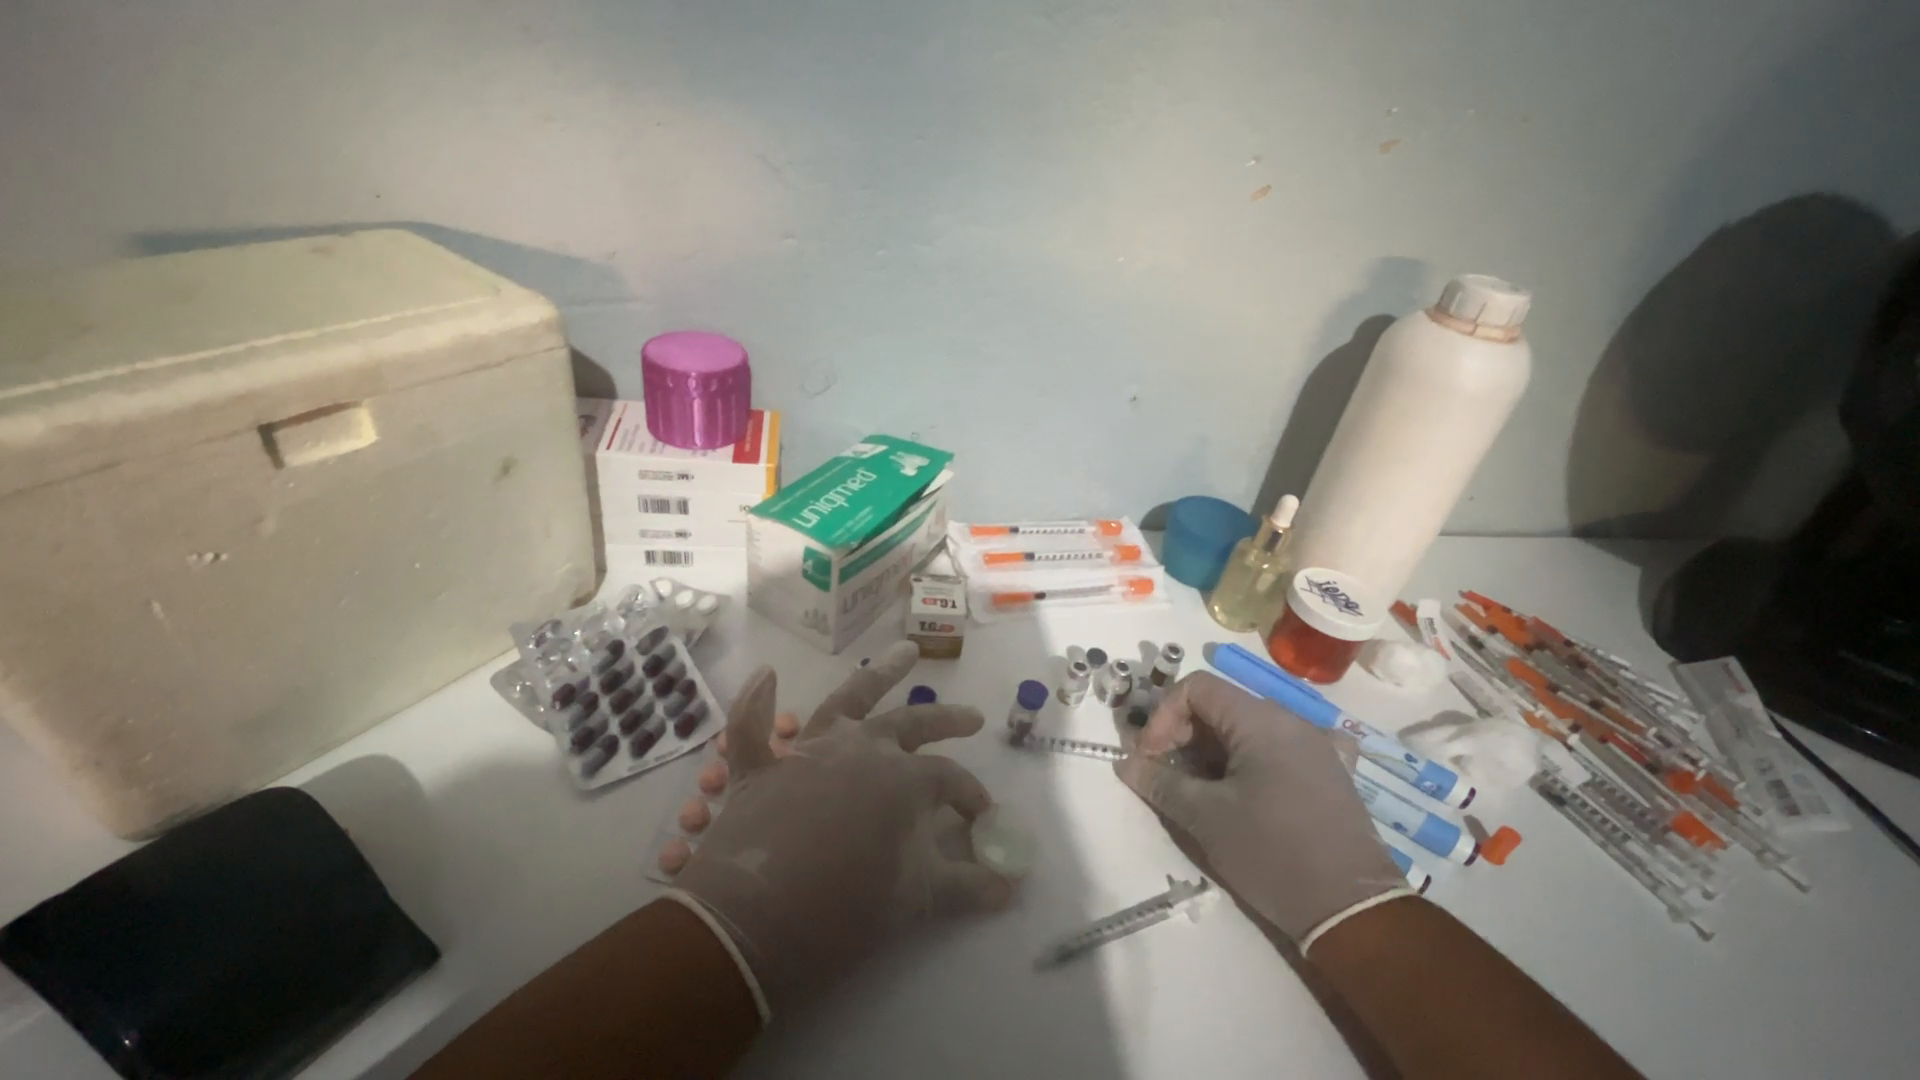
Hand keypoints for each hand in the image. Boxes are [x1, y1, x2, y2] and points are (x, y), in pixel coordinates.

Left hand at [668, 641, 1015, 1016]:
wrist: (752, 926)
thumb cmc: (843, 911)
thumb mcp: (916, 901)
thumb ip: (966, 886)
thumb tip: (1009, 886)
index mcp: (902, 778)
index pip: (949, 780)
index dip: (970, 798)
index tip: (983, 820)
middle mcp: (860, 749)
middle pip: (912, 723)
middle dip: (946, 720)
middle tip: (972, 718)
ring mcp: (808, 751)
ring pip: (848, 699)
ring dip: (879, 673)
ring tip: (905, 651)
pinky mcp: (759, 769)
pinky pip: (752, 726)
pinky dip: (756, 699)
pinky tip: (766, 674)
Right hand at [1116, 672, 1409, 946]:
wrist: (1352, 909)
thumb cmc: (1271, 854)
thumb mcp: (1205, 819)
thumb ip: (1161, 783)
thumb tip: (1126, 763)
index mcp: (1262, 721)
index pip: (1197, 688)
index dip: (1163, 716)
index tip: (1150, 759)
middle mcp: (1293, 722)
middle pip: (1223, 707)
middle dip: (1185, 735)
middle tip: (1167, 776)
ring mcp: (1318, 748)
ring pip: (1250, 730)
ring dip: (1215, 752)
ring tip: (1202, 793)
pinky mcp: (1333, 775)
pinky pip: (1283, 750)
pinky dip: (1256, 760)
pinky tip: (1255, 785)